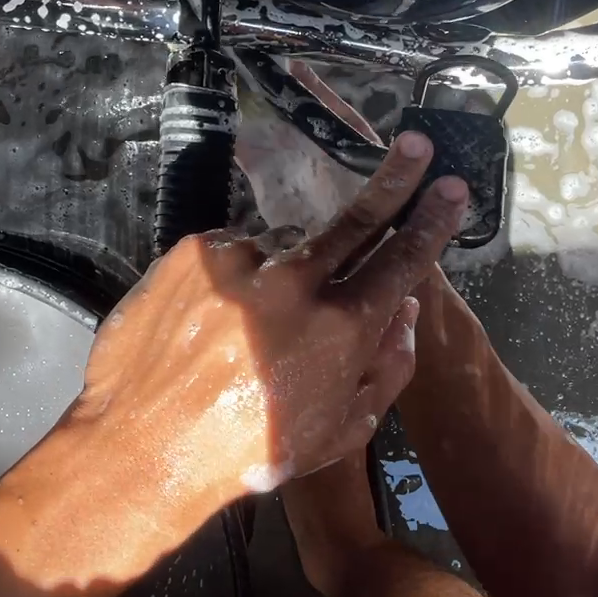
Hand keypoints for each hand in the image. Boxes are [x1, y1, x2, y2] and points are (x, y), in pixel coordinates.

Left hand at [65, 132, 467, 514]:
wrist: (145, 445)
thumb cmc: (251, 452)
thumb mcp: (338, 432)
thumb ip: (385, 369)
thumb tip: (404, 309)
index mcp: (339, 328)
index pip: (400, 262)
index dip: (432, 223)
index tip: (452, 187)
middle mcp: (293, 281)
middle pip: (355, 219)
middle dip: (393, 179)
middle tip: (415, 144)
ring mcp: (238, 259)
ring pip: (279, 248)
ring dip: (276, 273)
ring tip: (241, 324)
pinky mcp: (192, 251)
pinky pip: (229, 253)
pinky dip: (230, 277)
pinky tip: (210, 316)